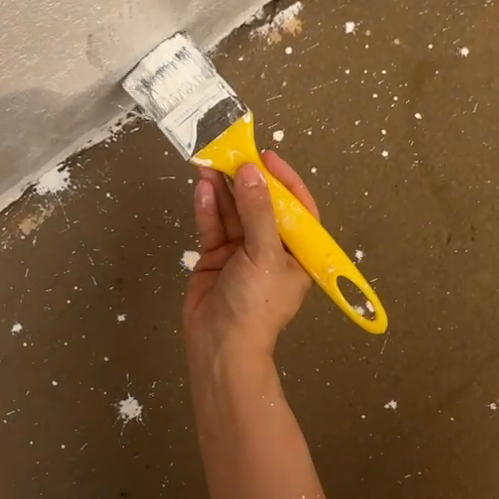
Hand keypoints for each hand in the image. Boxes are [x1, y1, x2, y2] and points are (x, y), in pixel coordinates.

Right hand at [184, 151, 321, 365]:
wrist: (220, 346)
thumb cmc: (255, 304)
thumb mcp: (264, 256)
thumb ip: (258, 212)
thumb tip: (251, 172)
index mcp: (297, 253)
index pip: (297, 208)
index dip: (284, 180)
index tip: (267, 156)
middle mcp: (271, 249)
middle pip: (261, 205)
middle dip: (246, 181)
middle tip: (230, 151)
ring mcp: (241, 253)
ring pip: (233, 212)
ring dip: (222, 189)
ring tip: (209, 162)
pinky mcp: (215, 257)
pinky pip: (213, 226)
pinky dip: (207, 208)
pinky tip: (202, 188)